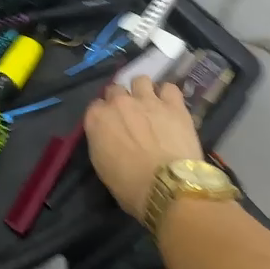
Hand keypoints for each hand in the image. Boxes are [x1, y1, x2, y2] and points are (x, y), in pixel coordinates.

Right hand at [83, 76, 203, 222]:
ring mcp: (147, 100)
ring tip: (151, 106)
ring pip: (141, 80)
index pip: (96, 106)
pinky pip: (169, 87)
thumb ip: (101, 142)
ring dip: (143, 91)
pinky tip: (171, 106)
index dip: (105, 116)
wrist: (169, 189)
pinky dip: (168, 95)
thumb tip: (107, 136)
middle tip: (131, 117)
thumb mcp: (103, 167)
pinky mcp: (173, 104)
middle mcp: (118, 102)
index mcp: (97, 118)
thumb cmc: (131, 187)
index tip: (112, 127)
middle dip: (121, 100)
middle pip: (116, 89)